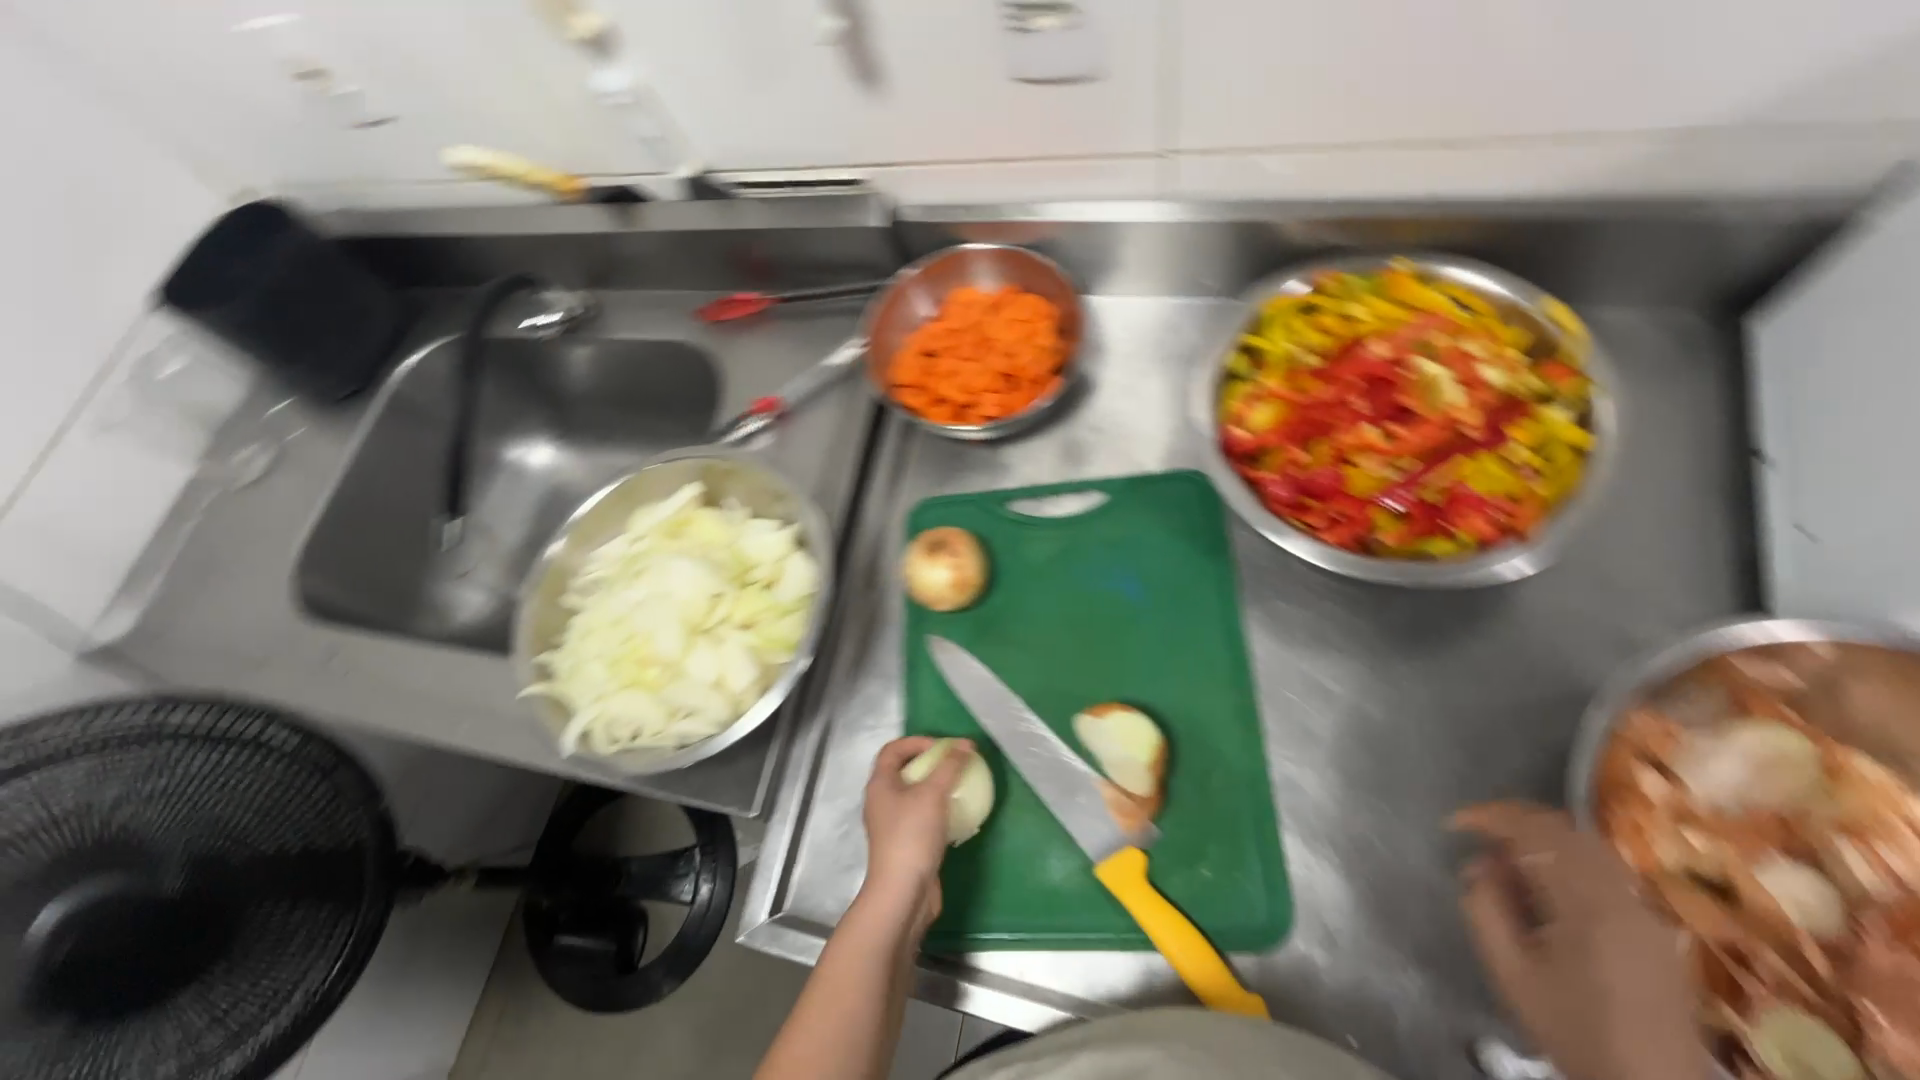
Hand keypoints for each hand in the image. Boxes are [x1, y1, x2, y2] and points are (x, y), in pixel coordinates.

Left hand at [860, 736, 972, 934]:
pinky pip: (924, 817)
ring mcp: (893, 824)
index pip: (893, 749)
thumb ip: (949, 766)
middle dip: (932, 764)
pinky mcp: (907, 843)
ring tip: (962, 786)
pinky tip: (959, 815)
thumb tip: (965, 745)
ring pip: (916, 795)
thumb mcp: (932, 794)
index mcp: (880, 784)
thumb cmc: (912, 836)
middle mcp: (882, 801)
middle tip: (956, 764)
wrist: (903, 891)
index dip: (917, 741)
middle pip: (905, 771)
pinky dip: (940, 811)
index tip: (944, 747)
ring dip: (938, 788)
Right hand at [1452, 801, 1709, 1079]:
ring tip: (1508, 862)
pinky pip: (1606, 871)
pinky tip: (1547, 890)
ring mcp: (1646, 909)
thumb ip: (1486, 910)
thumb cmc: (1573, 1030)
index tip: (1455, 826)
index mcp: (1587, 905)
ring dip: (1544, 842)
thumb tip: (1479, 865)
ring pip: (1589, 848)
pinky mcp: (1655, 925)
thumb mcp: (1511, 974)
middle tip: (1479, 839)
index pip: (1535, 834)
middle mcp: (1623, 895)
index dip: (1490, 818)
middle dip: (1516, 823)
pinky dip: (1569, 862)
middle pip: (1566, 831)